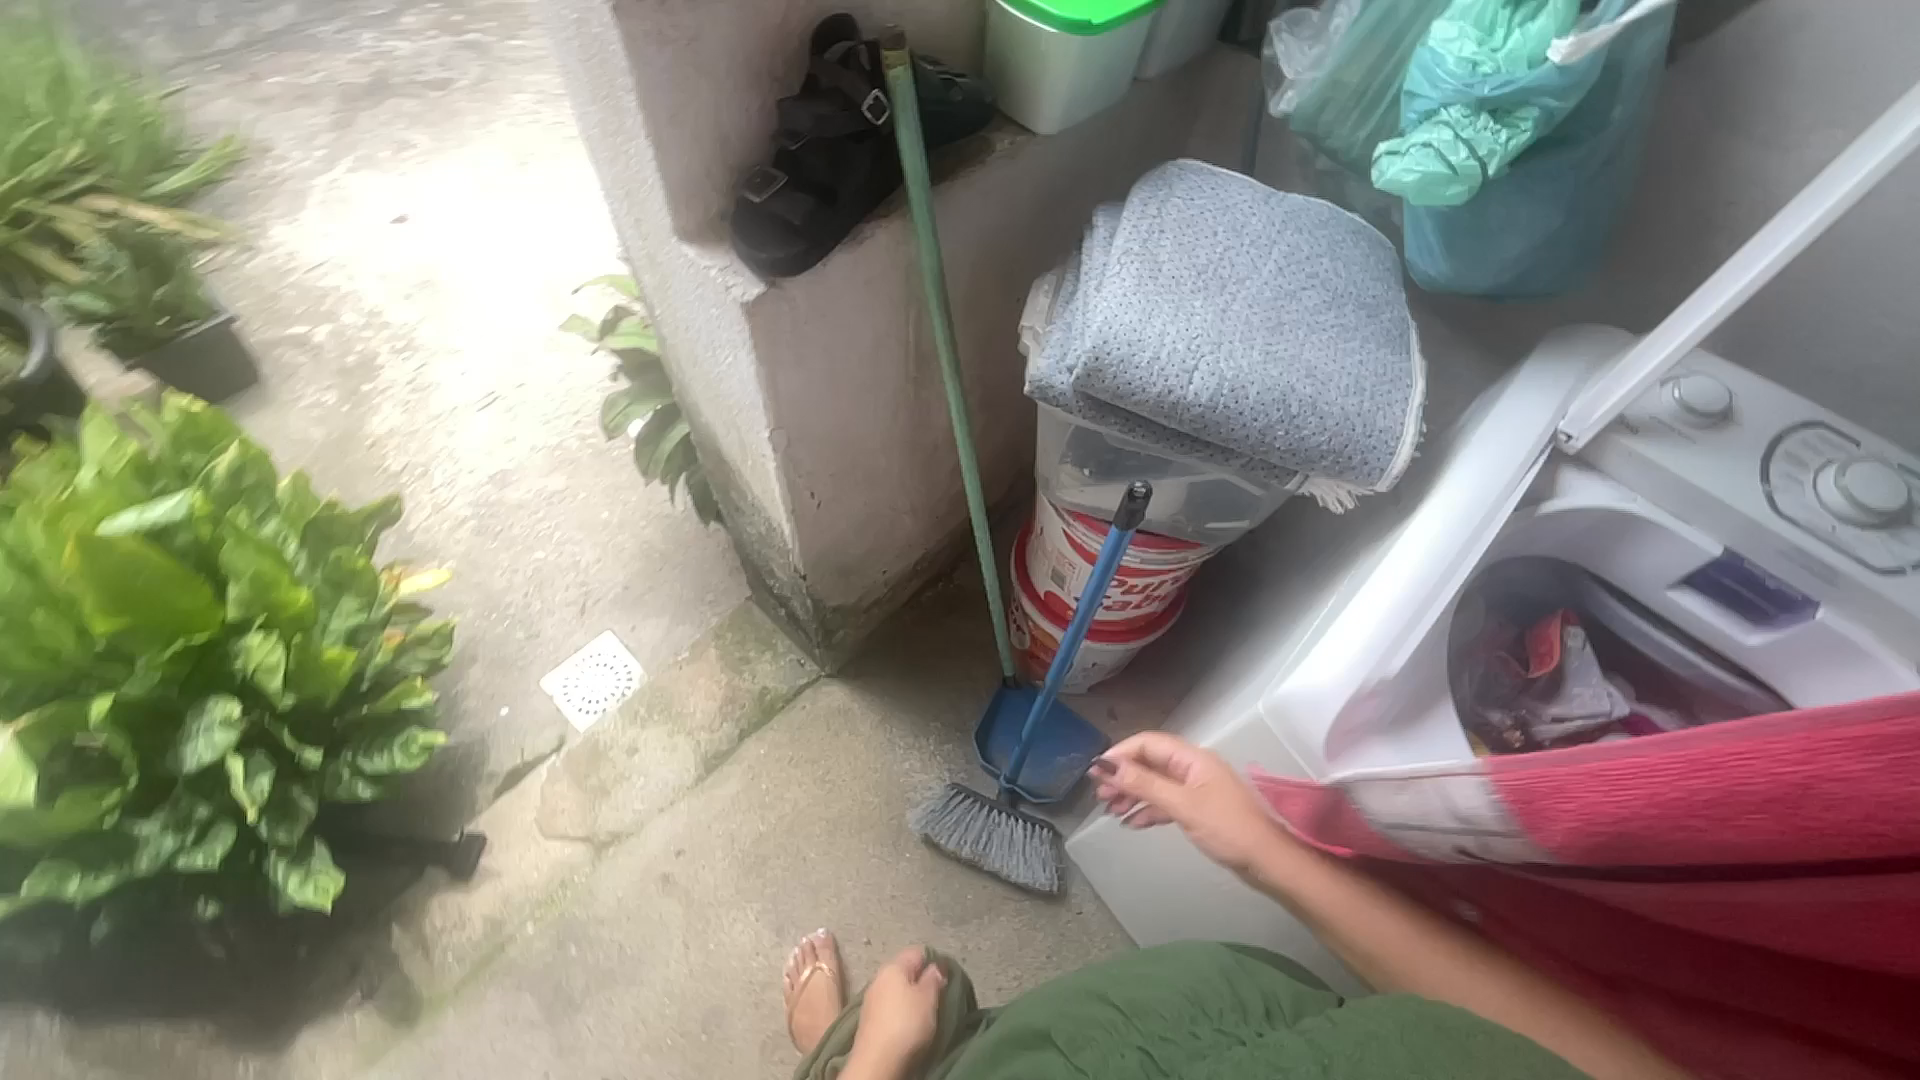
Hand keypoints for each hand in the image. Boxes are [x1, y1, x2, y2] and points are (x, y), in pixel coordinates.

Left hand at [849, 946, 946, 1069]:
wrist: (876, 1062)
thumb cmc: (906, 1024)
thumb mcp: (928, 999)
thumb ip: (934, 979)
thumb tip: (936, 966)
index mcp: (893, 966)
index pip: (917, 952)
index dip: (934, 961)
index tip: (946, 979)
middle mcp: (878, 977)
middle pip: (905, 971)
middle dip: (922, 981)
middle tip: (937, 998)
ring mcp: (871, 999)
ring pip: (897, 990)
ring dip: (911, 999)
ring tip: (925, 1014)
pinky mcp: (869, 1021)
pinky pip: (890, 1008)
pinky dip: (901, 1013)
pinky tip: (909, 1026)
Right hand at [1092, 732, 1283, 874]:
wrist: (1267, 862)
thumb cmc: (1227, 828)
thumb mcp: (1182, 805)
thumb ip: (1144, 784)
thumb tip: (1108, 765)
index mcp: (1192, 758)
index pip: (1148, 744)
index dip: (1121, 754)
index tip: (1097, 771)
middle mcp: (1192, 768)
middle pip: (1149, 763)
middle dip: (1123, 776)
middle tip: (1100, 795)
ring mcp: (1195, 789)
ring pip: (1154, 784)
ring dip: (1132, 794)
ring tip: (1110, 810)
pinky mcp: (1197, 810)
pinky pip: (1164, 803)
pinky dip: (1147, 810)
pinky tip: (1131, 823)